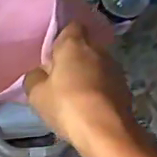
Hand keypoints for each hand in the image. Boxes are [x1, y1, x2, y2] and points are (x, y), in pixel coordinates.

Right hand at [22, 21, 137, 153]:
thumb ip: (34, 77)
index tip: (50, 52)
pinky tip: (85, 102)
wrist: (104, 129)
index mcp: (74, 45)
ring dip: (84, 72)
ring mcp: (114, 67)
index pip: (70, 26)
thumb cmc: (66, 105)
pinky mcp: (123, 85)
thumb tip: (39, 73)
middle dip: (71, 57)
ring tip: (70, 91)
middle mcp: (98, 49)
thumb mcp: (36, 94)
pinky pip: (103, 80)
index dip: (60, 37)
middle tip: (55, 74)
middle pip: (83, 46)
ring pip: (94, 63)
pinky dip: (94, 87)